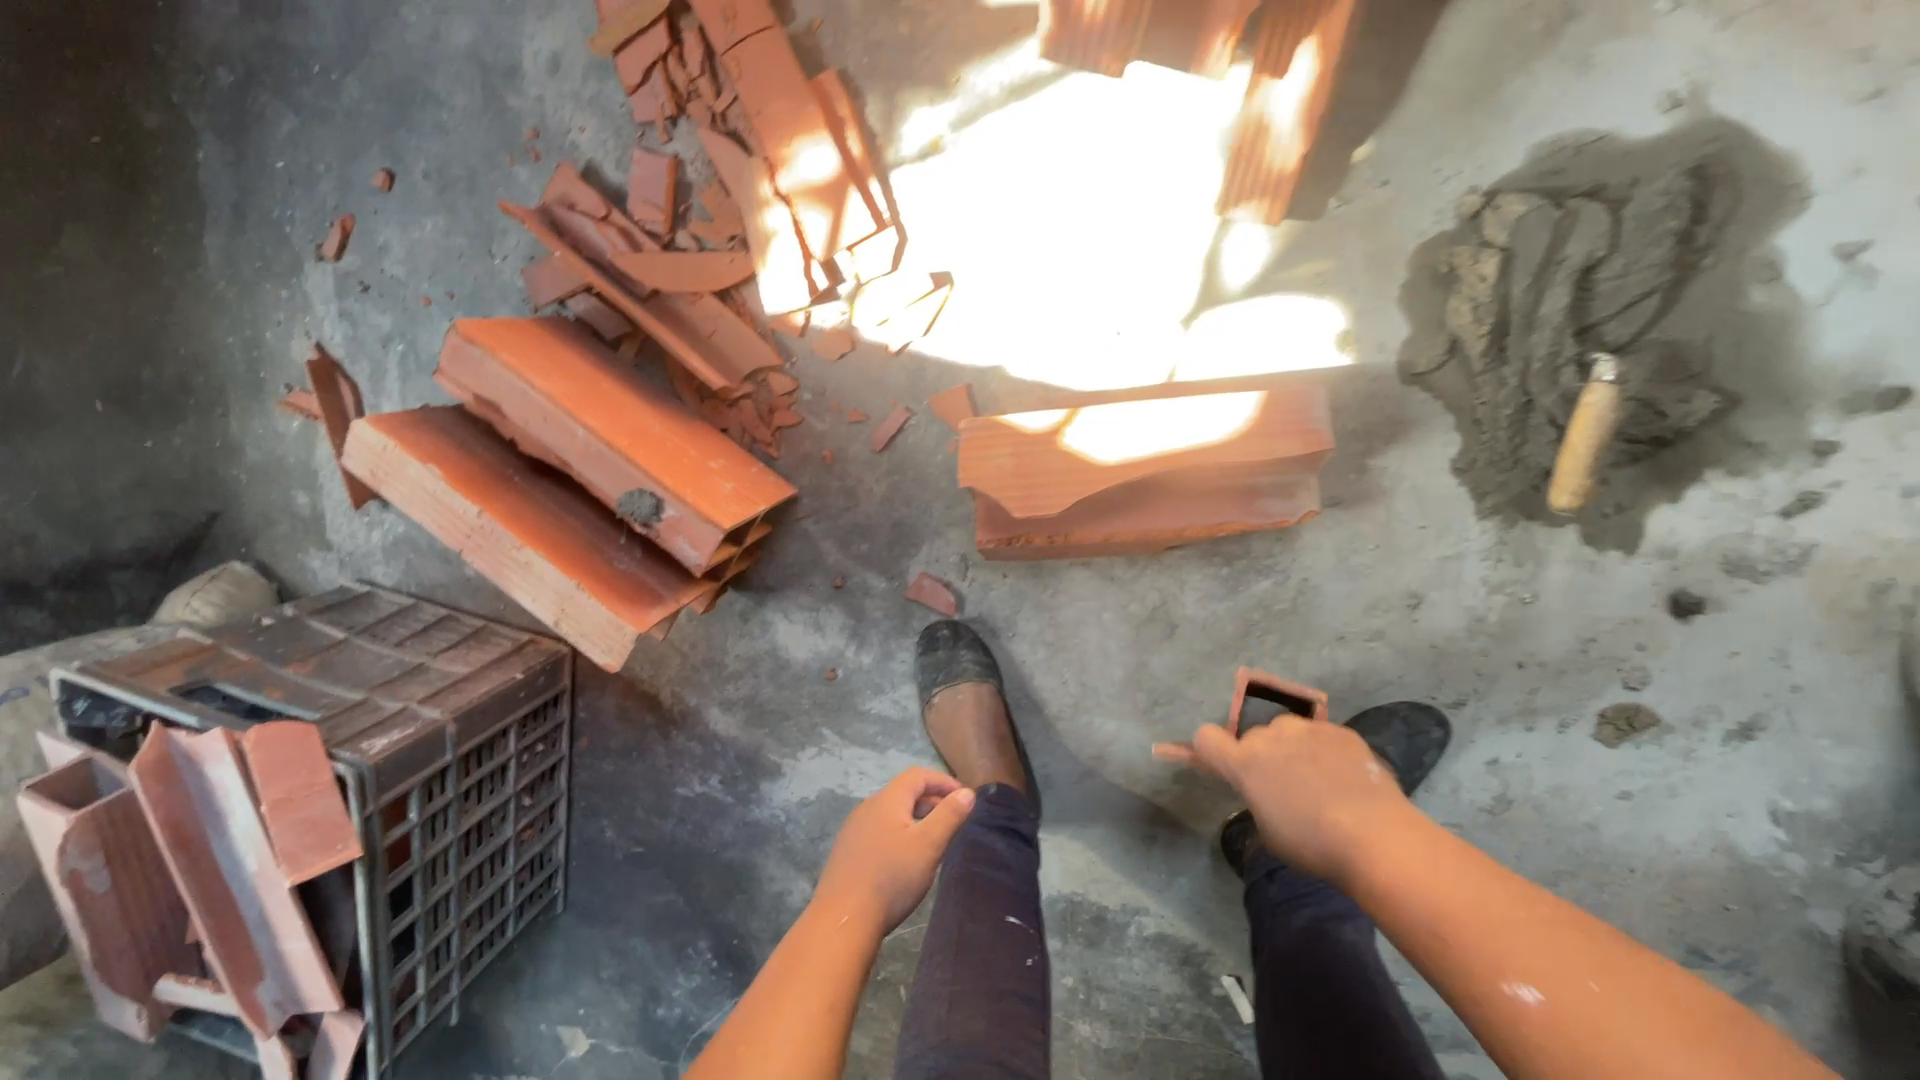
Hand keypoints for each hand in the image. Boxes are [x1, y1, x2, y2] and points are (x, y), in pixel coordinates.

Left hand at [812, 768, 975, 933]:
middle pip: (904, 794)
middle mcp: (867, 809)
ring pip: (892, 815)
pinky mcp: (848, 853)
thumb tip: (967, 793)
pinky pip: (880, 833)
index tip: (965, 798)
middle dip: (932, 802)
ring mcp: (854, 831)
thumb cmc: (891, 877)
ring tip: (934, 842)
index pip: (917, 776)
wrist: (844, 919)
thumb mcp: (929, 845)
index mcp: (886, 800)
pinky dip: (900, 836)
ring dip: (916, 820)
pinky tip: (906, 860)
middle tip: (954, 821)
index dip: (943, 781)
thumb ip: (949, 816)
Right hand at [1176, 718, 1416, 883]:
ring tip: (1319, 779)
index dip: (1210, 750)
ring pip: (1288, 731)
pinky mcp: (1341, 731)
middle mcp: (1271, 736)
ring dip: (1293, 748)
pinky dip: (1325, 751)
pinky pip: (1321, 735)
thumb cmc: (1312, 843)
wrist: (1377, 837)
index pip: (1205, 737)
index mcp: (1244, 763)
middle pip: (1254, 737)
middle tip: (1284, 787)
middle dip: (1262, 756)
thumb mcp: (1268, 830)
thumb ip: (1256, 798)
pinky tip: (1346, 778)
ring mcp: (1308, 729)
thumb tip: (1266, 790)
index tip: (1226, 768)